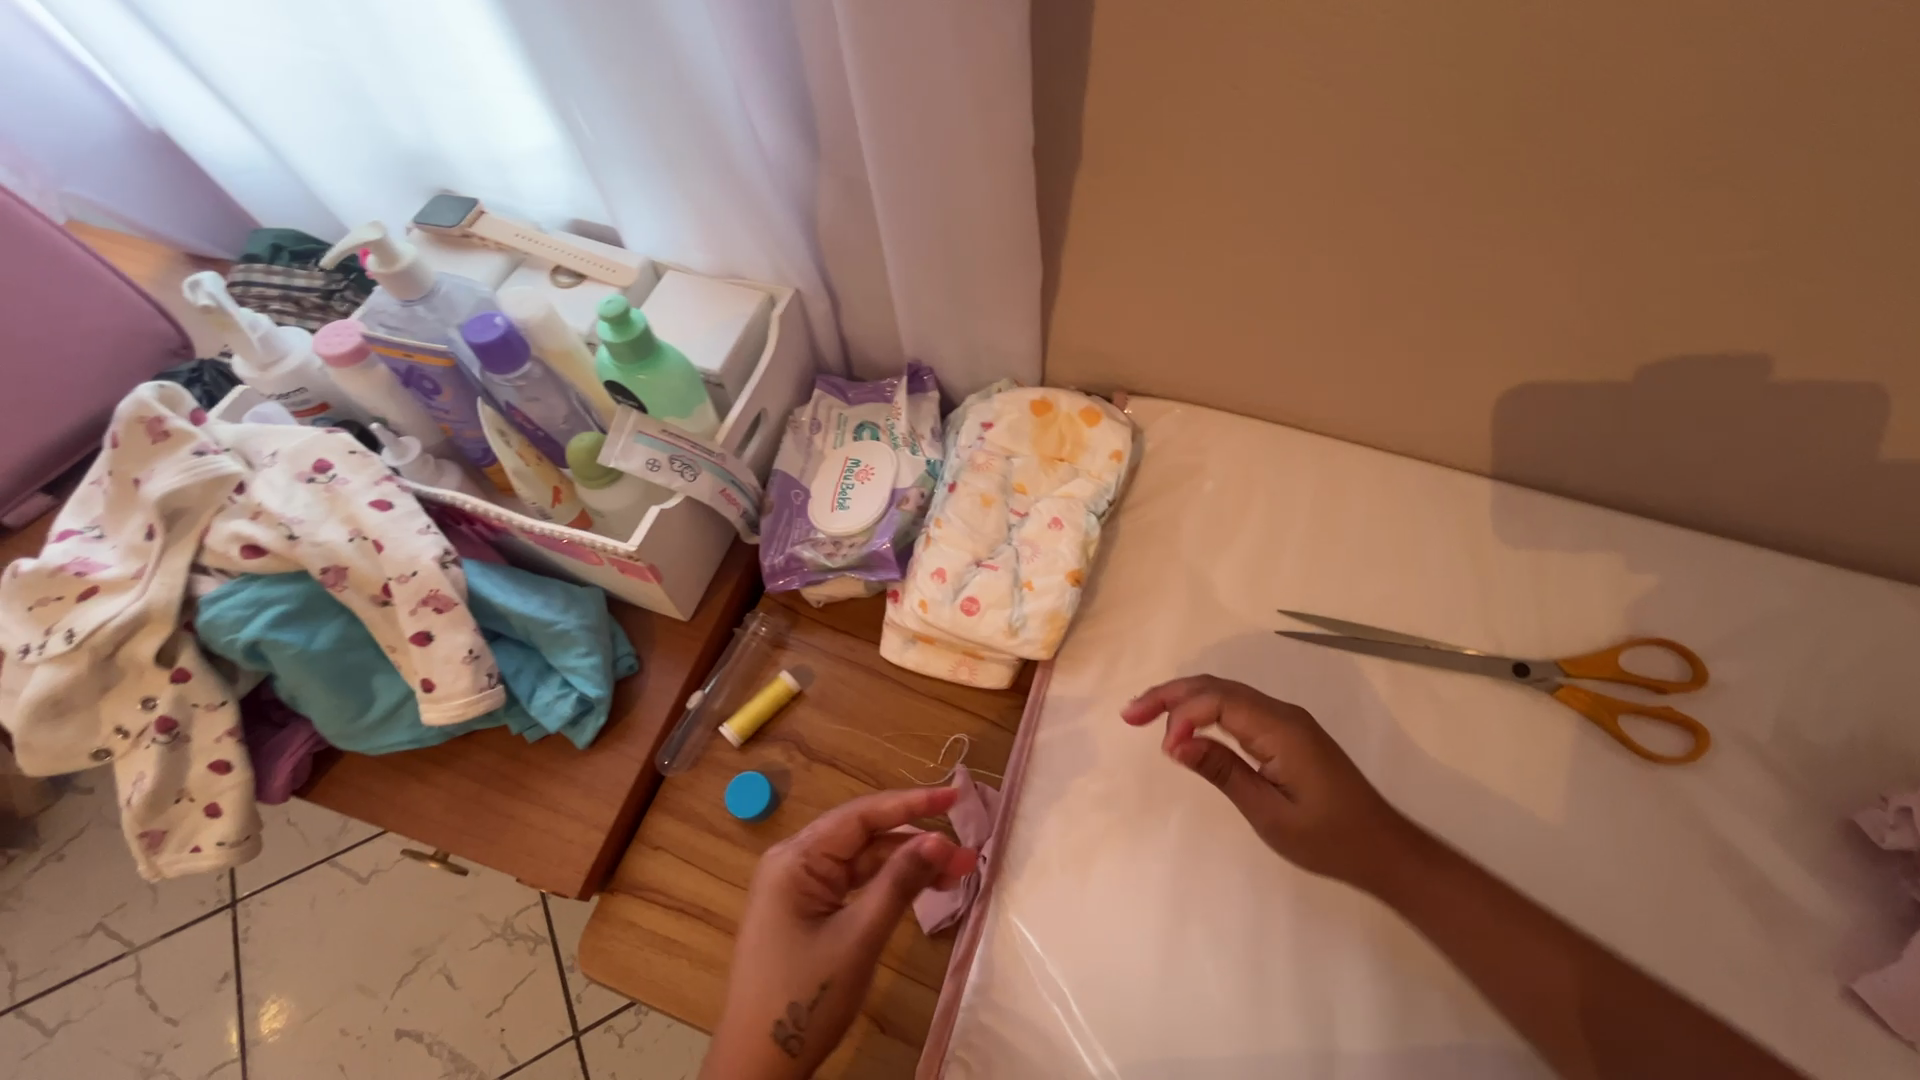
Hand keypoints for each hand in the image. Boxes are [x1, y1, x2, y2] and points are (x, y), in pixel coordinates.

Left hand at [701, 787, 978, 1079]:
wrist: (758, 1067)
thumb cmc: (804, 998)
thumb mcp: (859, 937)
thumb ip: (899, 882)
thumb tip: (940, 840)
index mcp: (795, 858)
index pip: (861, 815)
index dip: (911, 803)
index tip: (955, 796)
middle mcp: (794, 862)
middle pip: (864, 836)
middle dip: (916, 842)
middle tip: (966, 857)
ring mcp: (799, 888)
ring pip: (863, 861)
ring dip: (906, 865)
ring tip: (956, 875)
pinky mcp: (807, 911)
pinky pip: (853, 884)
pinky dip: (887, 886)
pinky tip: (920, 890)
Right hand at [1123, 675, 1415, 888]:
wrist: (1383, 849)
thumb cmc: (1328, 838)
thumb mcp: (1269, 813)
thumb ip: (1222, 771)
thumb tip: (1176, 743)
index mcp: (1280, 728)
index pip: (1218, 700)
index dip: (1182, 714)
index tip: (1164, 750)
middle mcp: (1281, 713)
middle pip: (1216, 687)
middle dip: (1169, 695)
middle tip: (1129, 714)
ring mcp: (1285, 720)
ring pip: (1224, 693)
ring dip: (1183, 700)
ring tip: (1144, 715)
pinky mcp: (1285, 732)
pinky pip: (1236, 707)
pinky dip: (1203, 710)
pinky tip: (1184, 726)